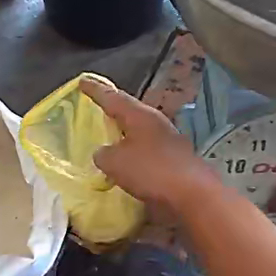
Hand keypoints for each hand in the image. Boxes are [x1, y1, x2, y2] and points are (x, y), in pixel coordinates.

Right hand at [81, 78, 221, 210]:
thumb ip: (103, 154)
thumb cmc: (151, 170)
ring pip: (139, 133)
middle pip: (129, 113)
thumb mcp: (115, 162)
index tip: (82, 81)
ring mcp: (168, 142)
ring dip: (124, 136)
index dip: (95, 90)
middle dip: (113, 111)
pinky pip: (147, 153)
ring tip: (110, 140)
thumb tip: (103, 153)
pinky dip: (134, 156)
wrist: (192, 194)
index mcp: (140, 116)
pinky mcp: (174, 161)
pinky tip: (128, 166)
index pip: (112, 97)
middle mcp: (156, 123)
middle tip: (98, 109)